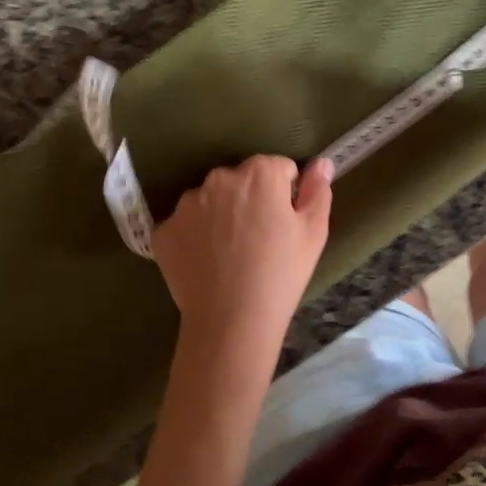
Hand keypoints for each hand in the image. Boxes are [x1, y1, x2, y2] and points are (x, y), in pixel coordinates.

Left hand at [152, 155, 333, 341]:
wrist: (231, 323)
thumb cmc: (280, 275)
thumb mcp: (314, 232)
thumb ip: (317, 190)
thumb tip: (321, 163)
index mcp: (259, 173)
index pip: (278, 168)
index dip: (285, 194)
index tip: (284, 223)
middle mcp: (219, 178)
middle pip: (242, 180)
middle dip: (251, 199)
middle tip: (259, 238)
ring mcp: (187, 204)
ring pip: (211, 199)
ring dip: (220, 214)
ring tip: (230, 253)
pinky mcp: (164, 230)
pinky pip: (185, 225)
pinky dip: (194, 237)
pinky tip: (207, 263)